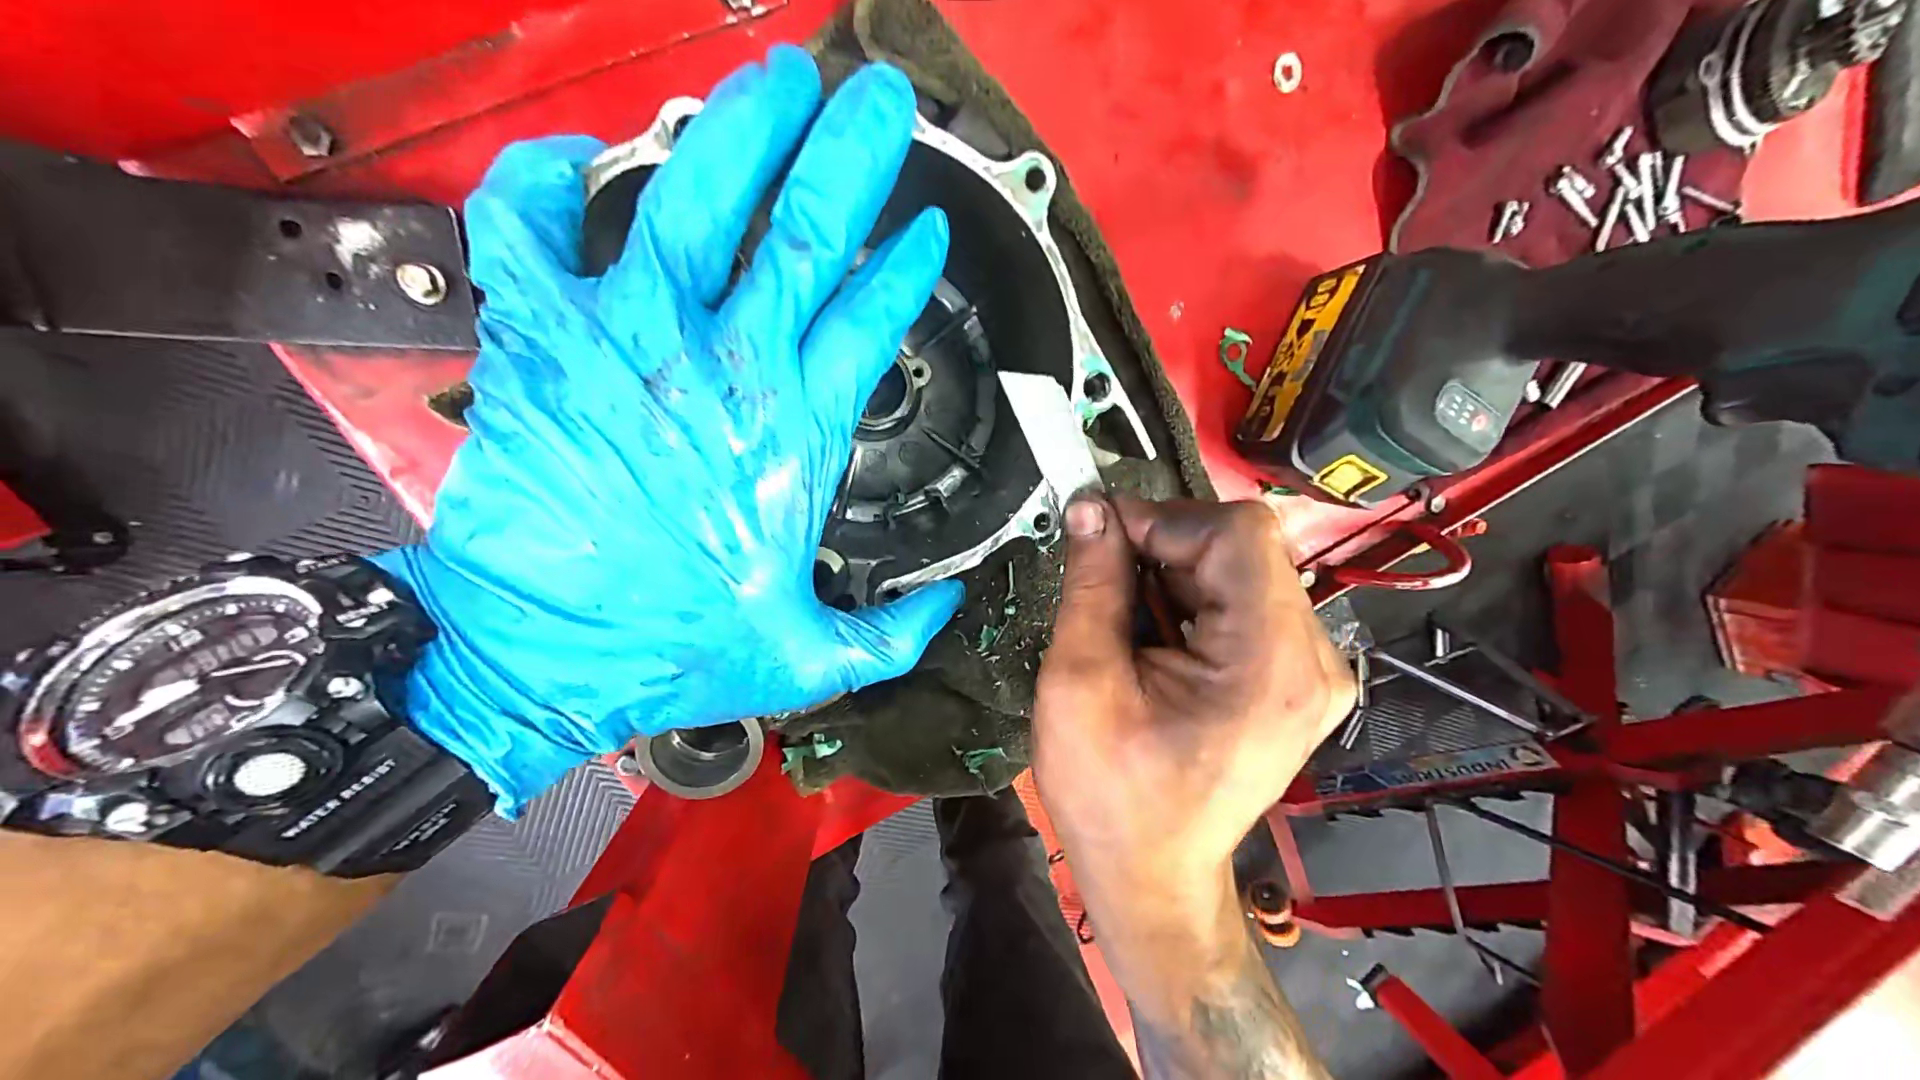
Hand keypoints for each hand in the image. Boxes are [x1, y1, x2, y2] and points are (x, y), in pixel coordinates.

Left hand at [373, 47, 964, 812]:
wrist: (537, 662)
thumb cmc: (672, 652)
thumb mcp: (814, 659)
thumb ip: (899, 633)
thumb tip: (949, 603)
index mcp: (797, 431)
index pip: (874, 314)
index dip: (907, 264)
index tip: (924, 228)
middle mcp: (726, 368)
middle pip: (806, 227)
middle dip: (852, 151)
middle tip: (877, 102)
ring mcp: (630, 341)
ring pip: (694, 196)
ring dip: (743, 128)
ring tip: (777, 81)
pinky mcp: (541, 341)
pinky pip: (528, 225)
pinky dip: (545, 178)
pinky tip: (579, 158)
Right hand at [1033, 495, 1349, 1078]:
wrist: (1151, 873)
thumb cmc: (1109, 793)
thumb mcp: (1080, 680)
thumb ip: (1091, 583)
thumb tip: (1088, 505)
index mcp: (1270, 663)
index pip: (1238, 533)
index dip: (1162, 519)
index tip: (1099, 538)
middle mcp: (1313, 659)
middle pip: (1244, 546)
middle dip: (1163, 548)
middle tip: (1102, 582)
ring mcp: (1312, 670)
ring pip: (1242, 567)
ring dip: (1173, 573)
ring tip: (1125, 619)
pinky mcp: (1295, 678)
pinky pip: (1245, 600)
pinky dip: (1191, 599)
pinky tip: (1155, 636)